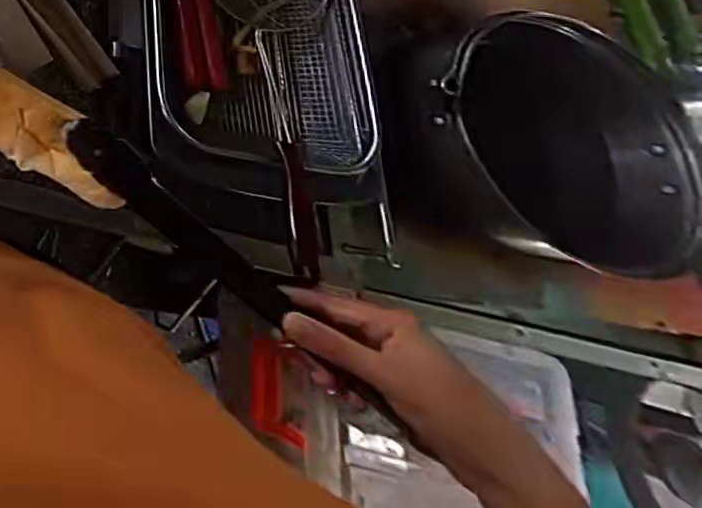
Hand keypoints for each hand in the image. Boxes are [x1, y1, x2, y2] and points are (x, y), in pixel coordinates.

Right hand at [282, 288, 584, 507]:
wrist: (499, 465)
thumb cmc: (445, 410)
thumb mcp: (383, 376)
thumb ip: (332, 346)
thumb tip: (286, 317)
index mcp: (391, 323)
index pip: (331, 303)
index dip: (299, 301)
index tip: (266, 300)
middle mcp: (390, 336)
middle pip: (334, 329)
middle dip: (316, 347)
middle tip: (305, 365)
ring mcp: (395, 361)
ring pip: (342, 354)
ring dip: (330, 370)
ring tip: (331, 390)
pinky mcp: (397, 385)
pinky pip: (357, 375)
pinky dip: (347, 385)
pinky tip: (348, 399)